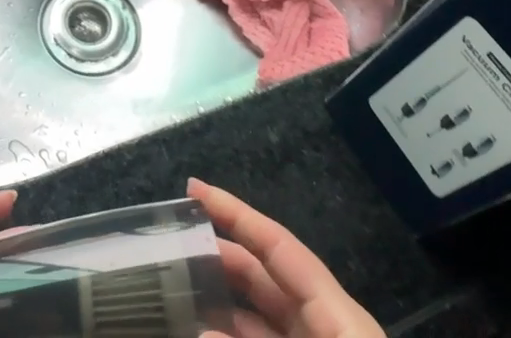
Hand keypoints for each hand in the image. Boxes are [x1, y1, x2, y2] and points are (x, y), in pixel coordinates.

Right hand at [188, 177, 385, 337]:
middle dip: (220, 254)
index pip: (278, 244)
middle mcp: (326, 323)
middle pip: (266, 274)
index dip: (236, 212)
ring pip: (261, 312)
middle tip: (171, 242)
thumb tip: (201, 331)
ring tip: (176, 288)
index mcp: (339, 314)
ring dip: (220, 300)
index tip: (194, 188)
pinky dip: (233, 332)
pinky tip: (199, 331)